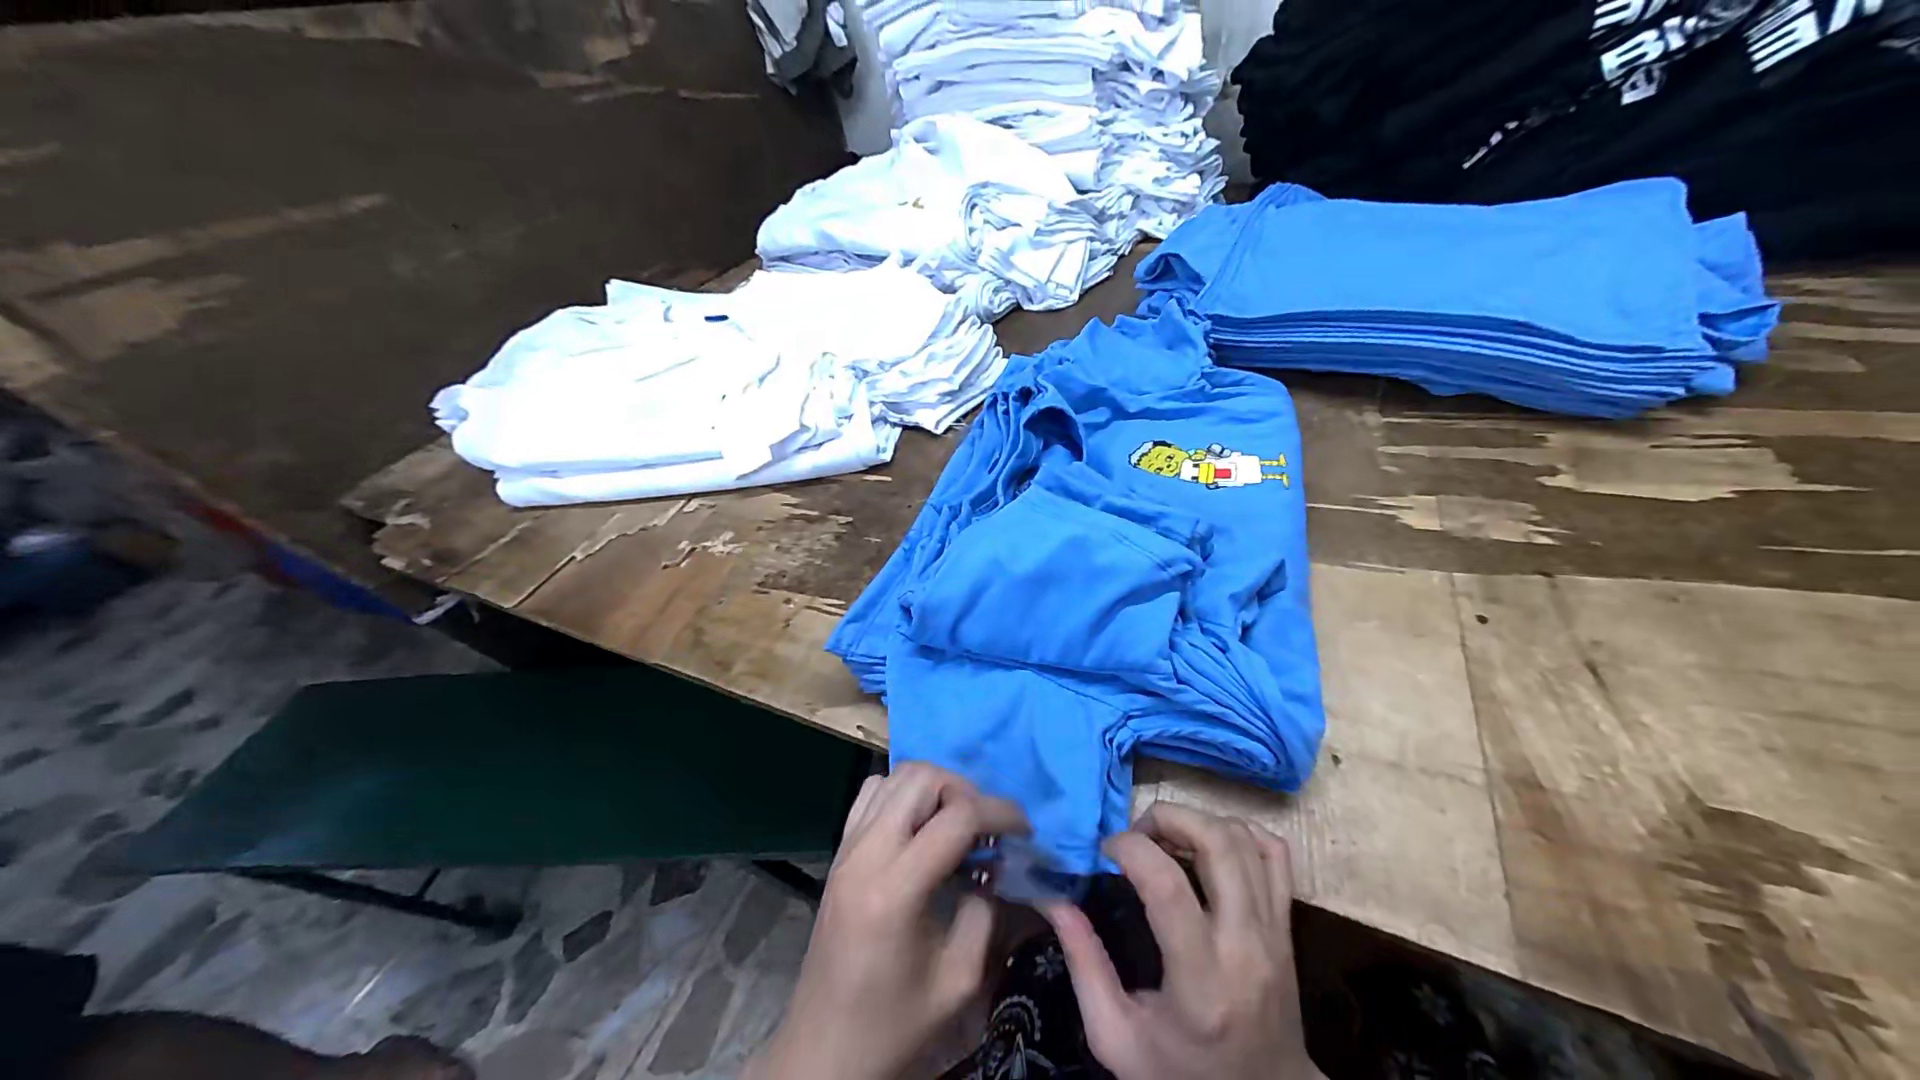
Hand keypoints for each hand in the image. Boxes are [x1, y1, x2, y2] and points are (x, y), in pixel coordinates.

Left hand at [744, 764, 1027, 1079]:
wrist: (824, 1048)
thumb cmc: (895, 1023)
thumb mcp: (959, 978)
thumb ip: (985, 910)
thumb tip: (996, 864)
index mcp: (895, 889)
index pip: (957, 817)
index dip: (1000, 812)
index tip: (1024, 829)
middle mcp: (865, 854)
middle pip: (921, 778)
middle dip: (965, 790)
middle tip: (988, 826)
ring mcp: (846, 848)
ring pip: (894, 776)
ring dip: (934, 788)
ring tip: (958, 823)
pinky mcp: (838, 852)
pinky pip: (871, 794)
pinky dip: (904, 794)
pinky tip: (922, 827)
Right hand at [1042, 803, 1324, 1079]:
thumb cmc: (1183, 1073)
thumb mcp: (1116, 1037)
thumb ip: (1083, 964)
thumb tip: (1054, 901)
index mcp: (1200, 982)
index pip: (1169, 886)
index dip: (1131, 849)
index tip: (1105, 851)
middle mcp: (1246, 947)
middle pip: (1218, 844)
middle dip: (1167, 817)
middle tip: (1135, 835)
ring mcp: (1275, 933)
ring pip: (1246, 840)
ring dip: (1197, 821)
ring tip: (1164, 838)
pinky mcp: (1288, 927)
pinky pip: (1277, 855)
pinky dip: (1241, 833)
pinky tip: (1208, 844)